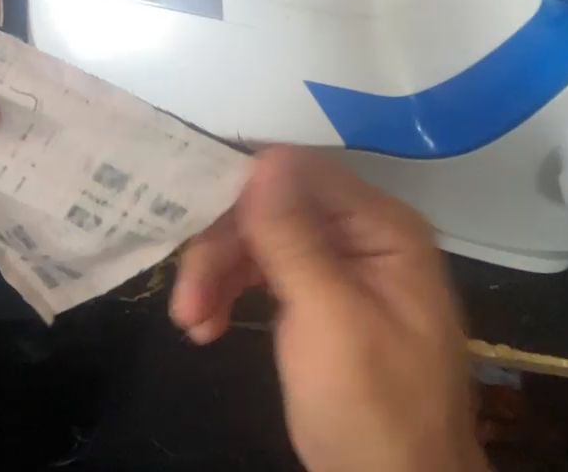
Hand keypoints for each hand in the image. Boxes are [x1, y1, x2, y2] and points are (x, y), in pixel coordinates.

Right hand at [171, 148, 484, 471]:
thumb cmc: (373, 409)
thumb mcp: (330, 320)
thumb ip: (293, 236)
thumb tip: (261, 157)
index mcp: (381, 227)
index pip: (299, 172)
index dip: (242, 187)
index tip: (192, 216)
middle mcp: (359, 232)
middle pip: (270, 205)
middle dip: (223, 247)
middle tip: (186, 295)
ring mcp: (336, 263)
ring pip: (256, 236)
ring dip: (216, 273)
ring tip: (189, 320)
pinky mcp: (313, 292)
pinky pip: (259, 269)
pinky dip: (227, 292)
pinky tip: (206, 325)